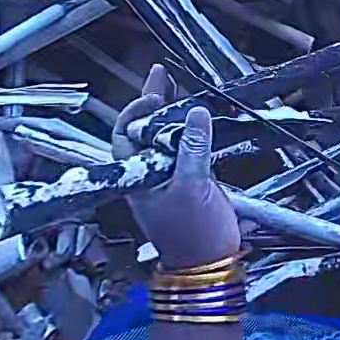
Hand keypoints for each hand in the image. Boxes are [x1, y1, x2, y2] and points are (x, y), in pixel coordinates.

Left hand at [113, 65, 240, 268]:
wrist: (212, 264)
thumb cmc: (193, 235)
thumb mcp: (191, 188)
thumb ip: (192, 148)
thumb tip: (195, 113)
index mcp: (138, 176)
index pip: (126, 134)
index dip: (137, 111)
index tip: (154, 95)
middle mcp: (150, 172)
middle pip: (145, 129)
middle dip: (153, 101)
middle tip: (162, 75)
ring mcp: (170, 175)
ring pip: (166, 135)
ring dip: (173, 111)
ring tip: (177, 85)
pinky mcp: (191, 179)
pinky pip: (188, 146)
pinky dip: (192, 129)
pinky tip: (199, 115)